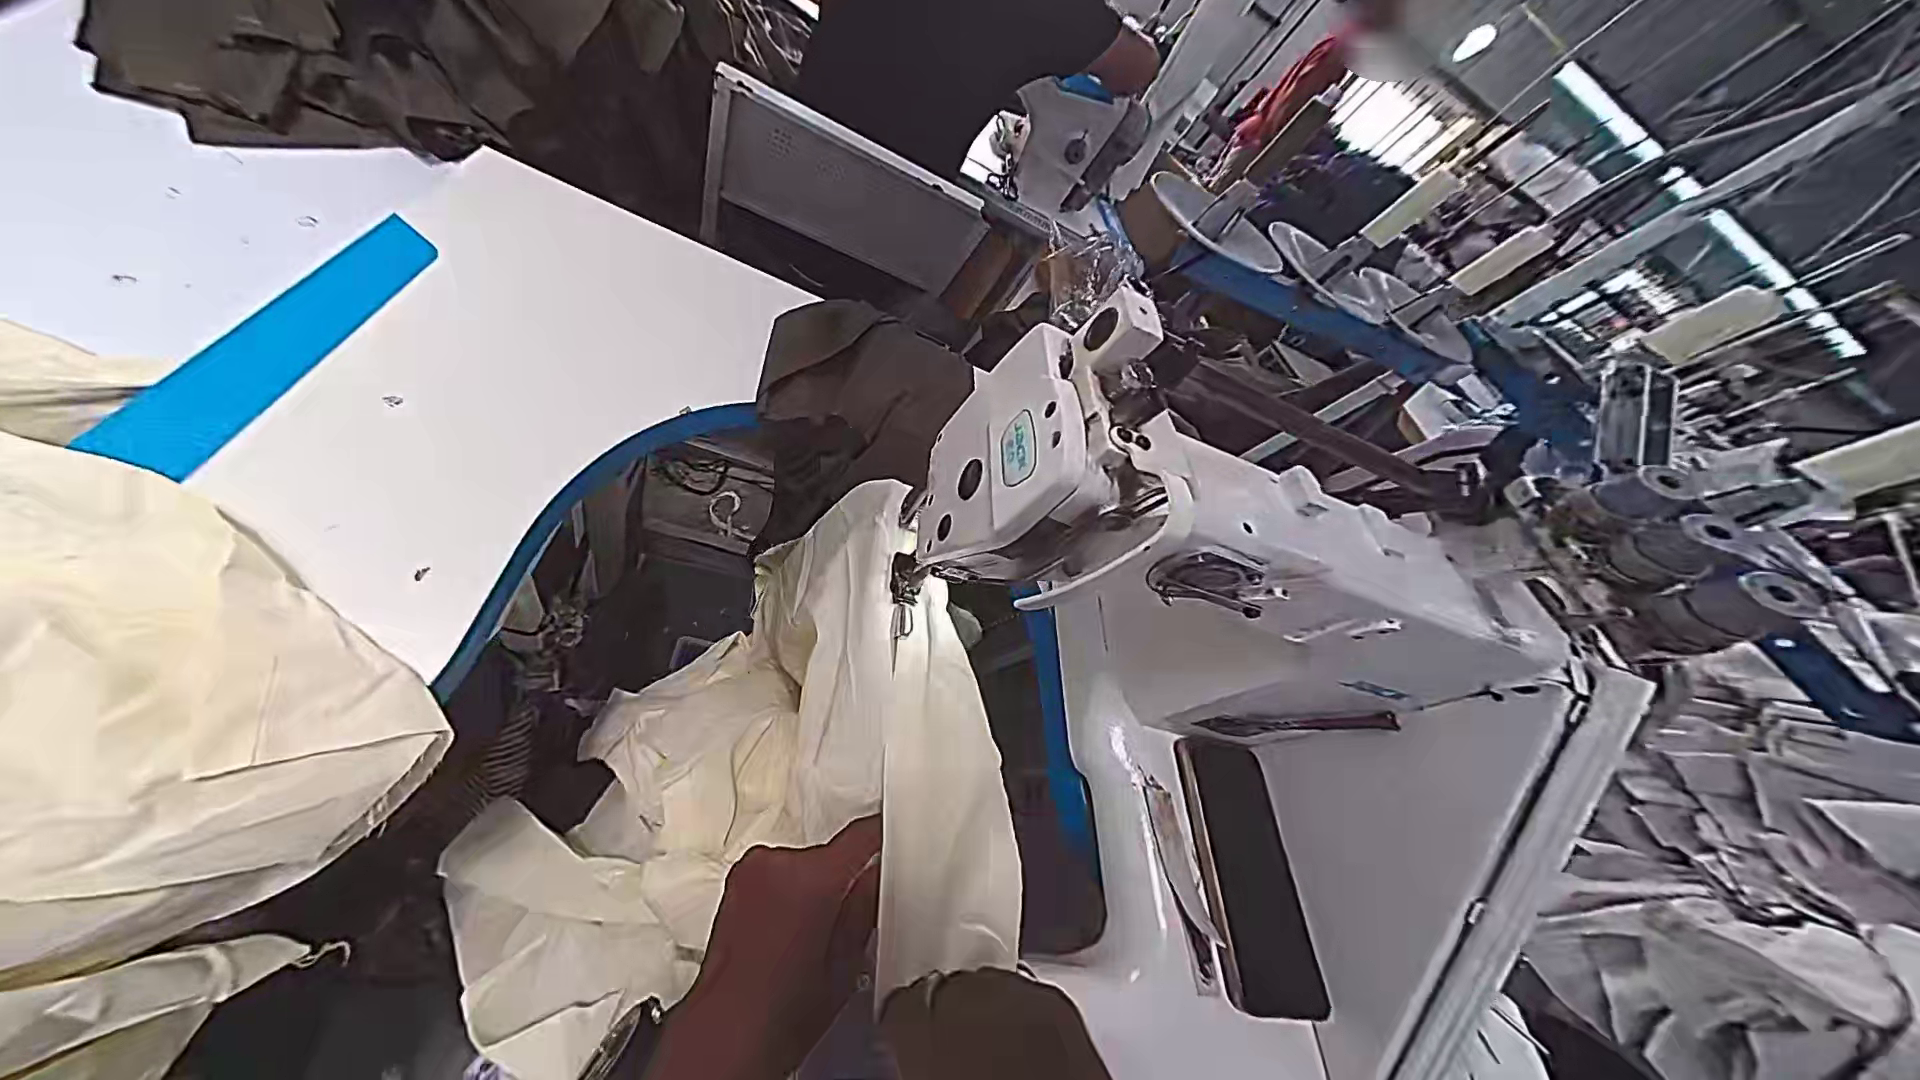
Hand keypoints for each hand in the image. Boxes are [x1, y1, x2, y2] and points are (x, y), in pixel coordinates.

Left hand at [645, 817, 881, 1079]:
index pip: (860, 835)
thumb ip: (867, 904)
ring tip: (803, 934)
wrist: (725, 1034)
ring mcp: (751, 870)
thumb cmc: (777, 1013)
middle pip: (827, 854)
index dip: (880, 835)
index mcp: (812, 879)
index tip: (888, 835)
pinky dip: (783, 891)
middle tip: (840, 921)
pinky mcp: (735, 880)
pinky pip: (774, 871)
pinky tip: (782, 930)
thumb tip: (876, 875)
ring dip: (807, 886)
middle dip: (839, 880)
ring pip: (800, 863)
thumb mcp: (846, 961)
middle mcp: (777, 864)